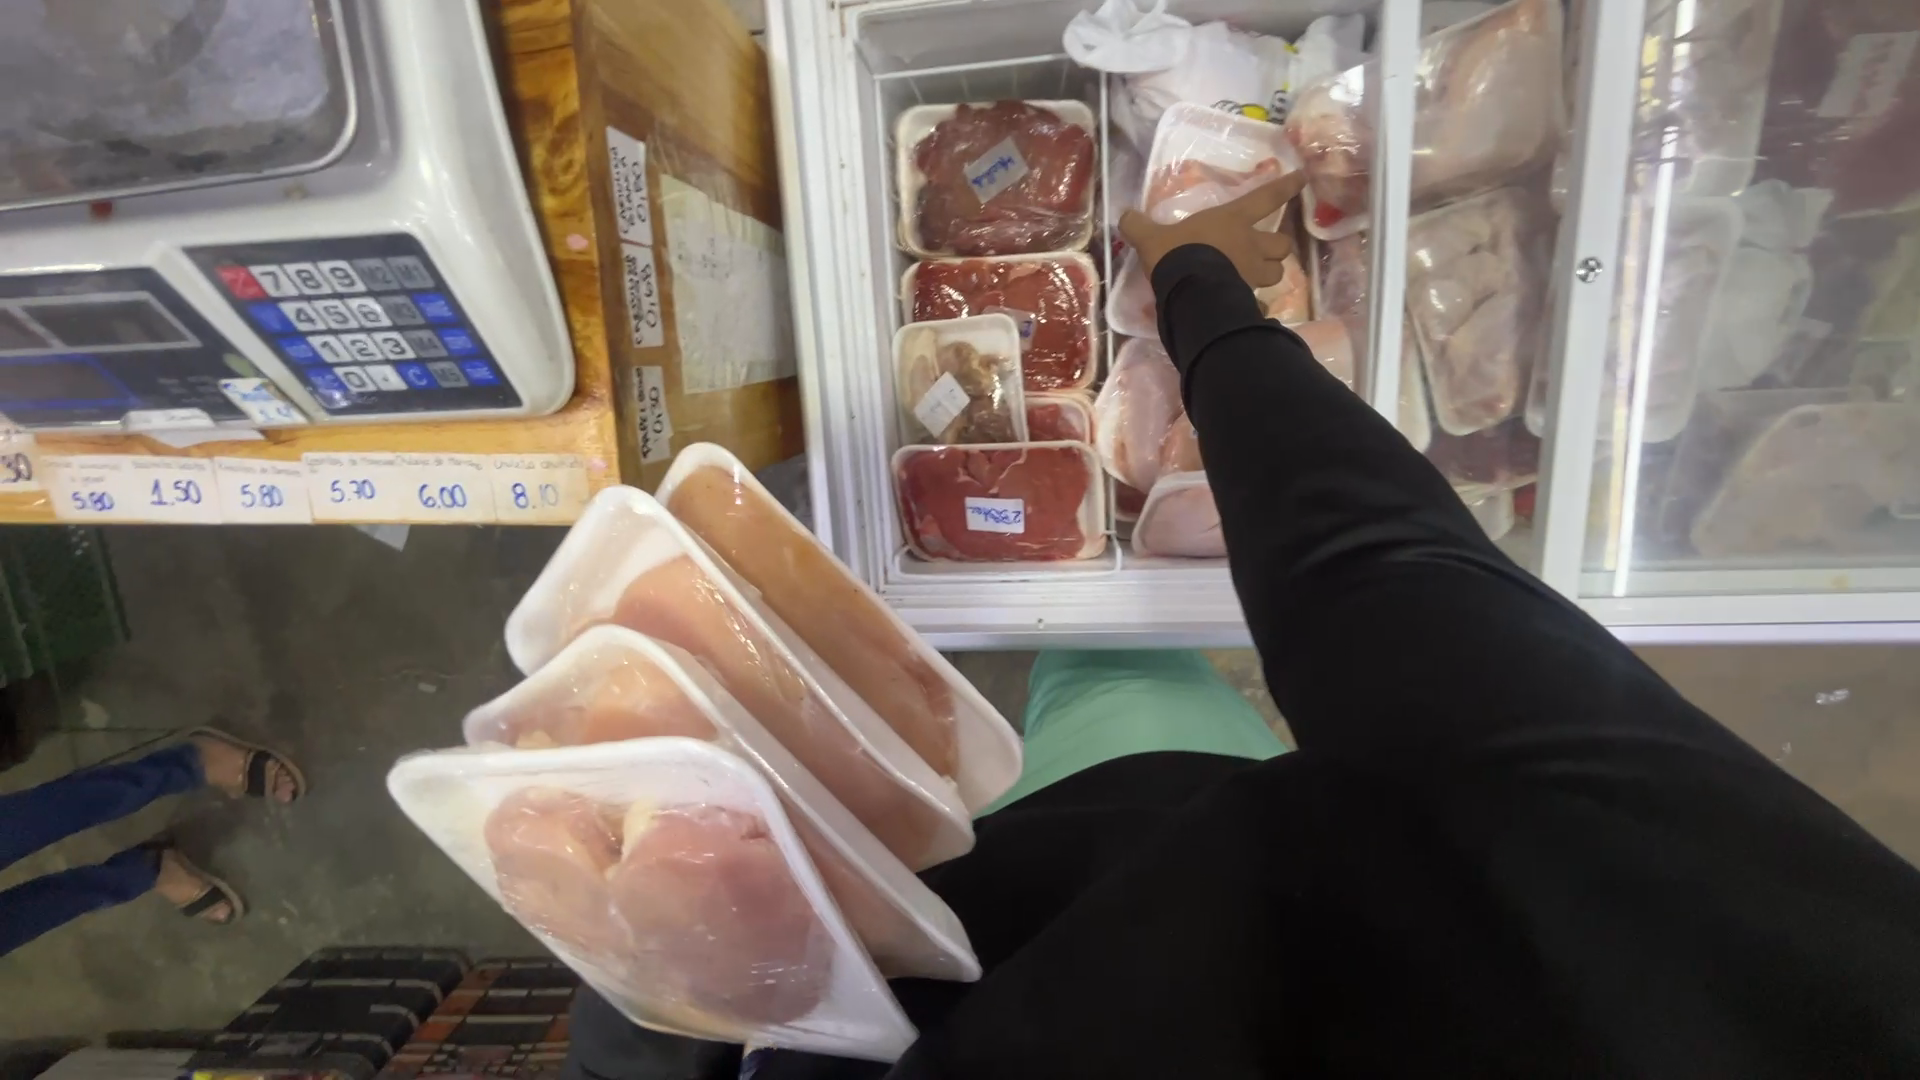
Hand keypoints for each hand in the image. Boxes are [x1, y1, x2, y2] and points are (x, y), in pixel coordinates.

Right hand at [1119, 172, 1308, 288]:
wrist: (1187, 289)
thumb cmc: (1177, 254)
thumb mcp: (1152, 238)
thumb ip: (1140, 227)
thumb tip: (1125, 216)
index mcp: (1233, 221)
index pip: (1267, 197)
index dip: (1286, 186)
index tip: (1302, 178)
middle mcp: (1250, 245)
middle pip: (1282, 245)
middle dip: (1277, 248)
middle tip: (1265, 252)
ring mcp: (1252, 274)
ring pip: (1277, 273)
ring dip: (1270, 274)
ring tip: (1256, 280)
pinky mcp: (1246, 298)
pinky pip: (1259, 302)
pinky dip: (1256, 306)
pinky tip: (1248, 310)